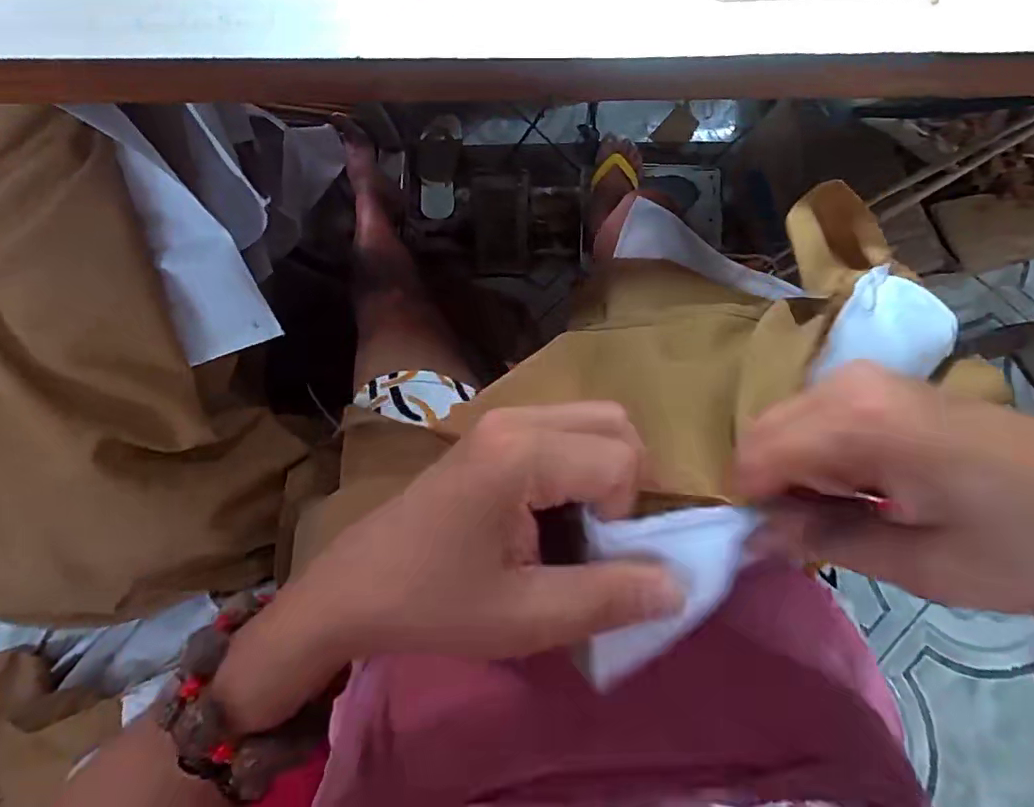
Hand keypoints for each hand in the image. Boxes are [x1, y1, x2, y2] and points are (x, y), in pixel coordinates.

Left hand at [290, 402, 684, 661]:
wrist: (354, 587)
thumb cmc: (434, 604)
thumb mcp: (525, 618)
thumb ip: (608, 599)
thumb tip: (679, 585)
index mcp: (520, 453)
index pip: (620, 461)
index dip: (624, 516)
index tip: (589, 558)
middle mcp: (516, 417)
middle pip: (615, 423)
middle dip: (628, 480)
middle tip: (600, 537)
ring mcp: (503, 416)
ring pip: (594, 418)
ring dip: (607, 468)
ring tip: (579, 525)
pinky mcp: (495, 428)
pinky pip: (566, 426)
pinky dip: (582, 460)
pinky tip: (553, 508)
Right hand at [736, 362, 1033, 616]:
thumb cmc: (1019, 551)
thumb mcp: (915, 563)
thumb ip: (821, 539)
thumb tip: (750, 536)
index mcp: (860, 419)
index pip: (758, 452)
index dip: (751, 502)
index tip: (769, 546)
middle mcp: (854, 380)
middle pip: (768, 430)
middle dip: (772, 484)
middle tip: (810, 537)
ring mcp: (872, 375)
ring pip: (790, 420)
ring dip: (797, 470)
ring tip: (847, 515)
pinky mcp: (887, 383)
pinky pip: (820, 414)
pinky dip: (820, 453)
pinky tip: (864, 488)